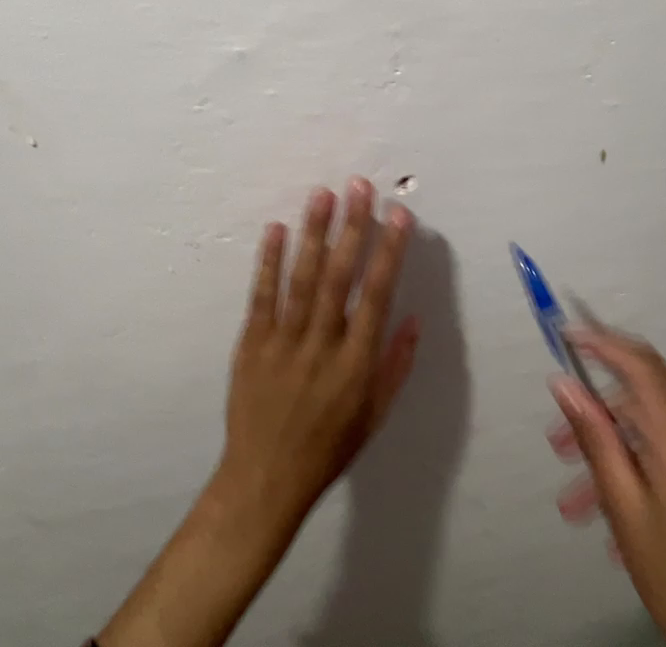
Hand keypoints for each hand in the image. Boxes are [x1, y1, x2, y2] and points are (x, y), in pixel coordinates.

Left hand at [94, 178, 417, 646]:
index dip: (389, 252)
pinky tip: (276, 230)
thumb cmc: (328, 448)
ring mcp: (283, 342)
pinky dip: (268, 262)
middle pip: (339, 276)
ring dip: (314, 234)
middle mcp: (322, 345)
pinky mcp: (251, 344)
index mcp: (356, 363)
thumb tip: (413, 319)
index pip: (377, 295)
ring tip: (323, 194)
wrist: (265, 478)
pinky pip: (261, 296)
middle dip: (352, 227)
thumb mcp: (374, 415)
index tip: (399, 216)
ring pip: (301, 278)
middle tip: (359, 186)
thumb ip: (395, 365)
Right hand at [547, 329, 665, 646]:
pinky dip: (652, 476)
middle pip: (649, 408)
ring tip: (580, 508)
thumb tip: (565, 382)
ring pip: (664, 440)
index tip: (567, 335)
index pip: (644, 367)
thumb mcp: (625, 509)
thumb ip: (595, 439)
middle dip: (599, 424)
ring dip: (620, 461)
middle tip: (557, 452)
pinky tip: (624, 519)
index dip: (604, 343)